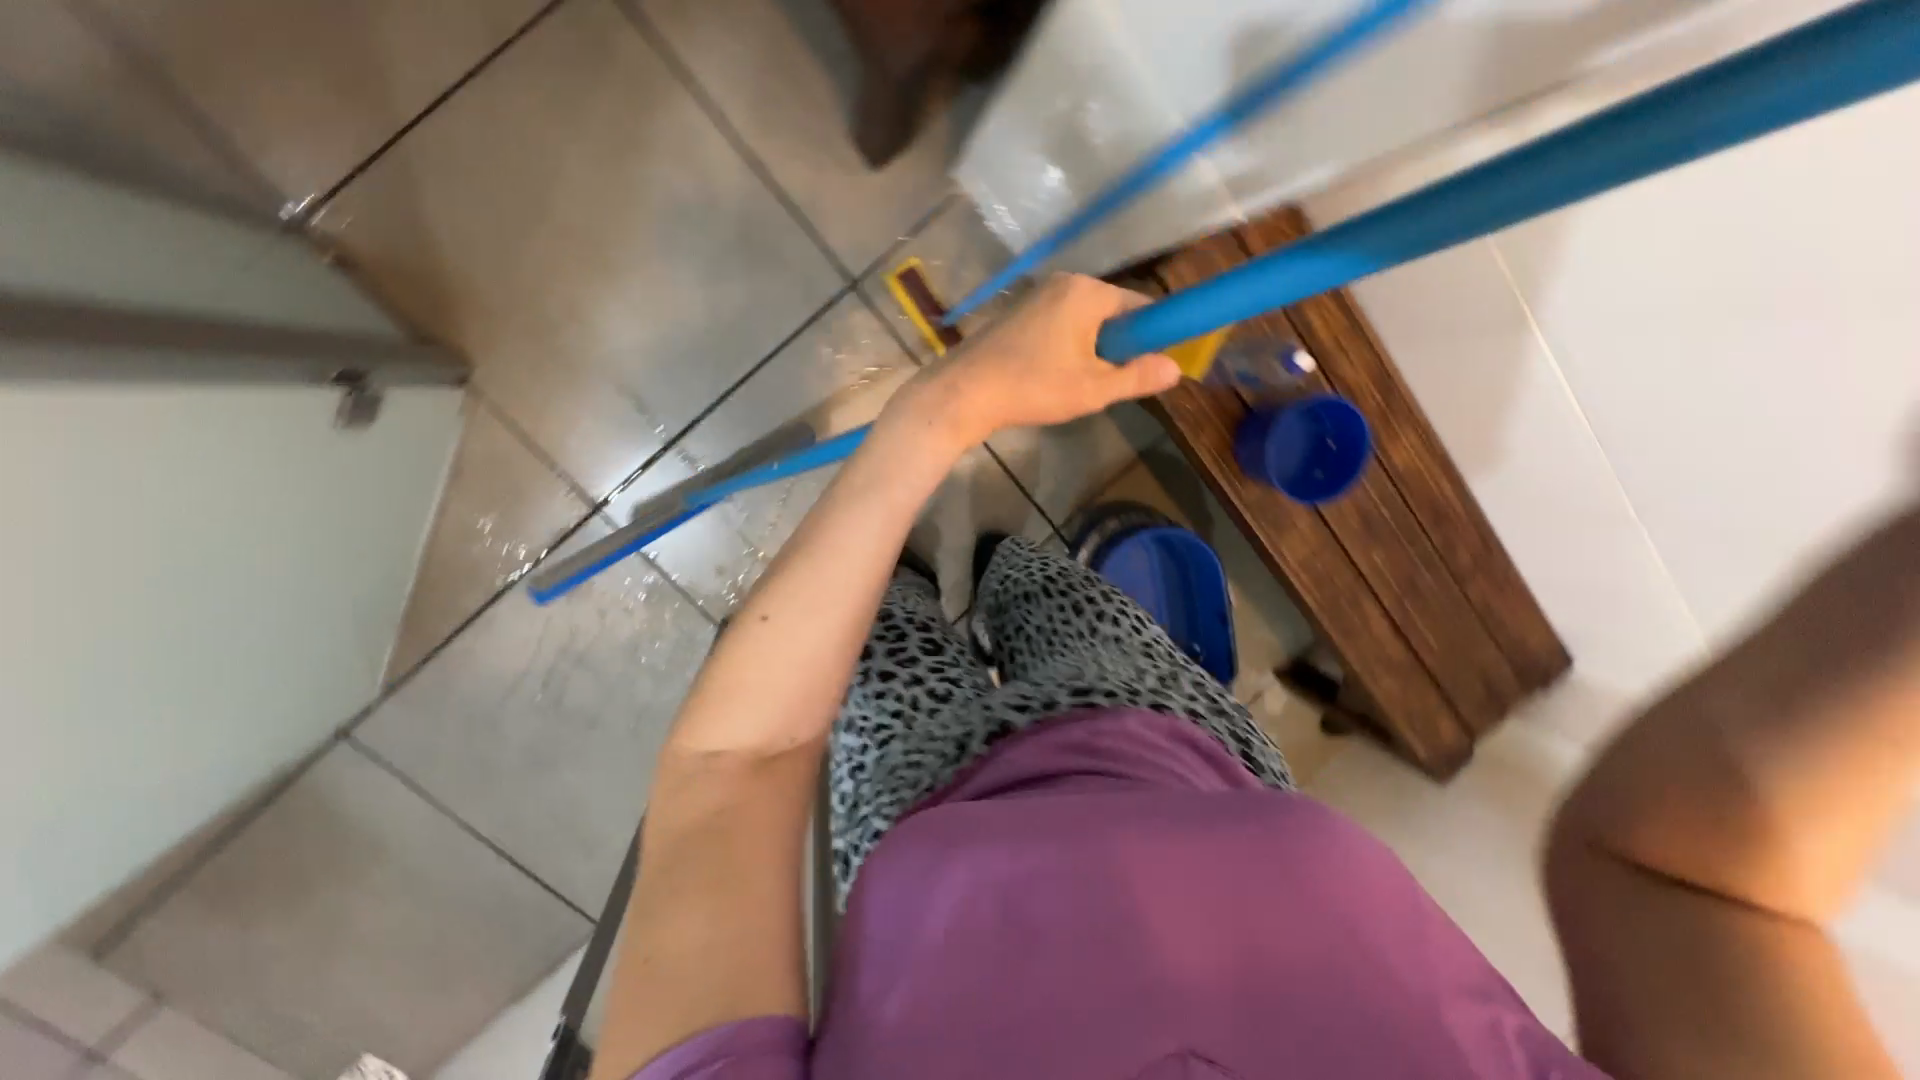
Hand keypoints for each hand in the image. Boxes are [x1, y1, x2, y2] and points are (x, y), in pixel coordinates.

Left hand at [885, 273, 1181, 451]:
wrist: (963, 392)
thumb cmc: (1032, 387)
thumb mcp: (1093, 390)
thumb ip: (1138, 377)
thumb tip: (1176, 369)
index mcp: (1087, 292)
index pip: (1141, 306)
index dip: (1154, 336)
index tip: (1153, 365)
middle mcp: (1065, 282)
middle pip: (1113, 311)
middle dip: (1120, 345)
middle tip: (1109, 383)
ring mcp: (1038, 294)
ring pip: (1085, 320)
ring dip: (1093, 349)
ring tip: (1079, 383)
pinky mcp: (1020, 311)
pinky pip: (1061, 323)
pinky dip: (1068, 346)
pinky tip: (1054, 375)